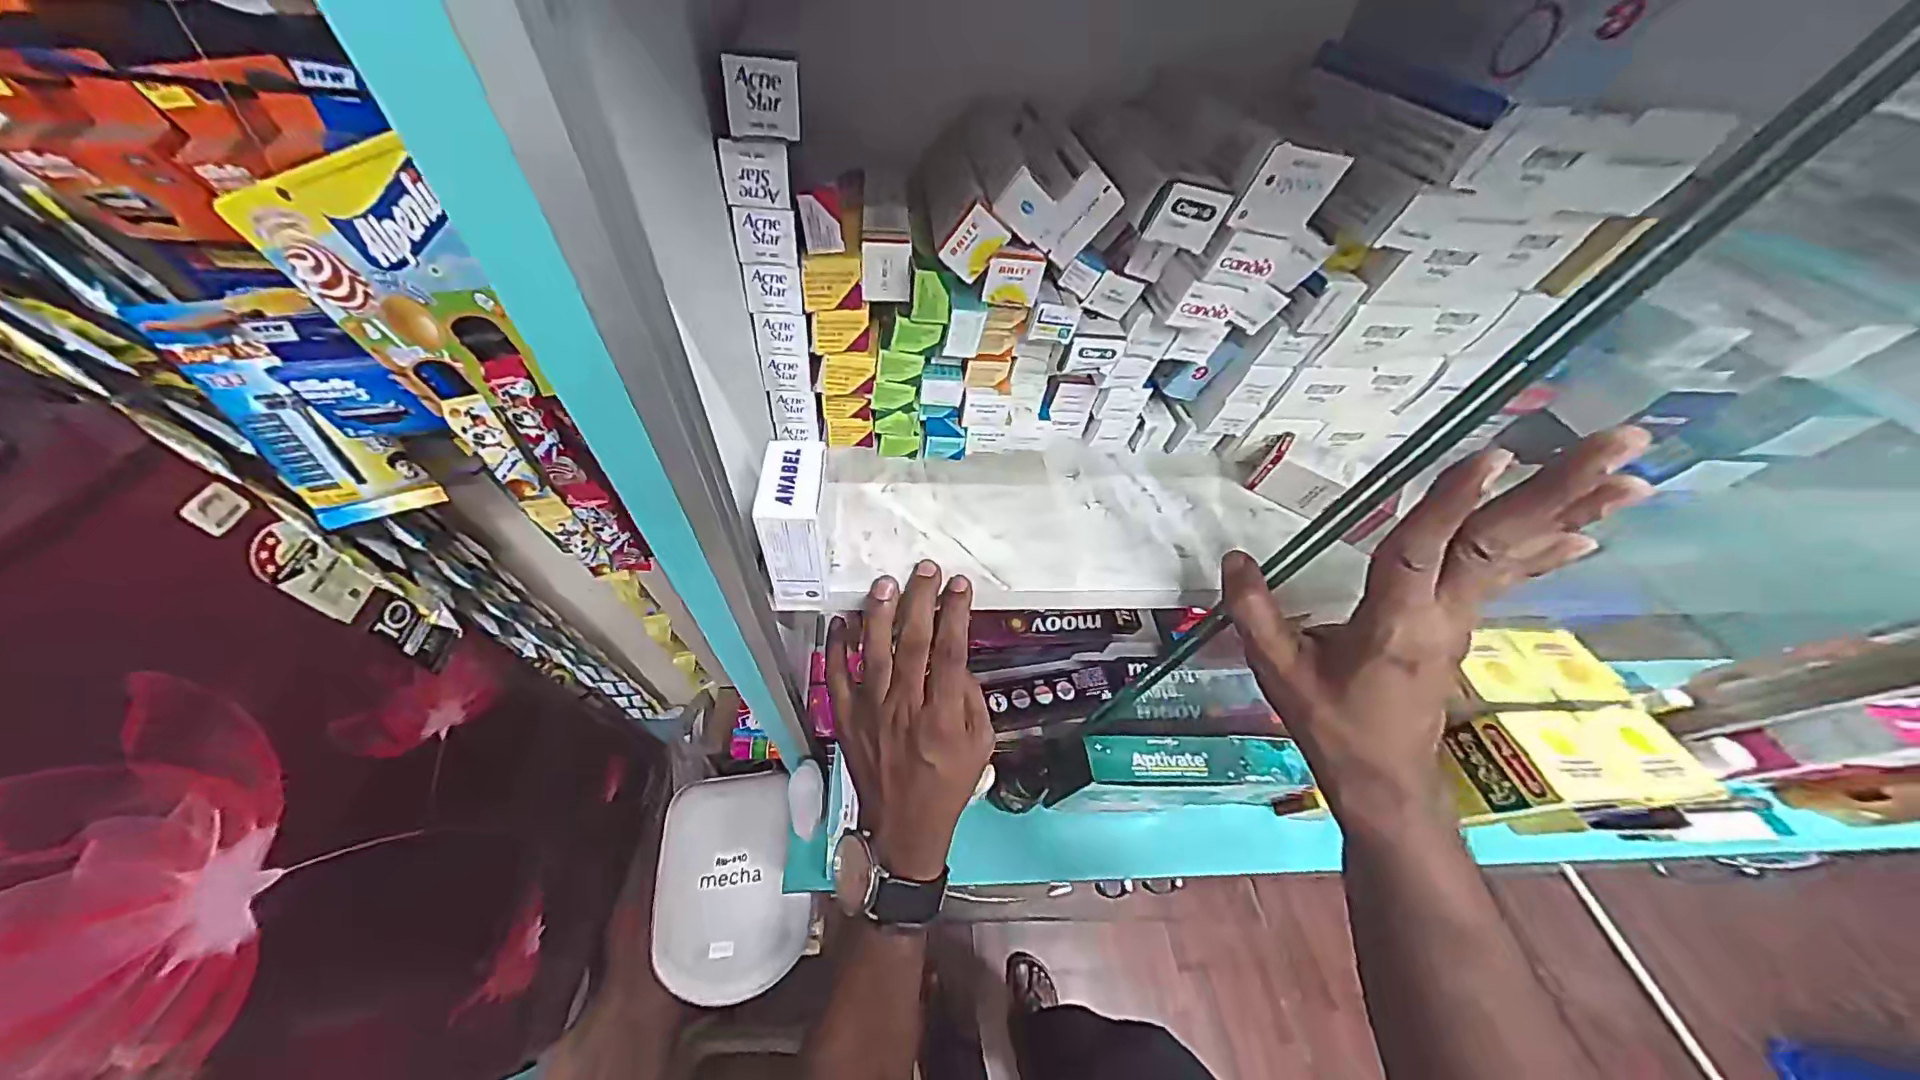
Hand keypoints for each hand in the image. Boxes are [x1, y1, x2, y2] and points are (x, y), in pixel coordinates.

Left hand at [826, 560, 994, 881]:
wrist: (904, 826)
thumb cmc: (948, 783)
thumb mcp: (979, 744)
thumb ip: (969, 699)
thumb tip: (954, 659)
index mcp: (942, 718)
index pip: (949, 653)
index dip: (955, 615)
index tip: (959, 586)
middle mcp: (904, 709)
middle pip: (912, 644)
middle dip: (921, 601)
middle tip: (925, 570)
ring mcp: (871, 713)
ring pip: (873, 653)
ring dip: (880, 615)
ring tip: (886, 584)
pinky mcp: (846, 719)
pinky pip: (837, 677)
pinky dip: (837, 648)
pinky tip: (842, 621)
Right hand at [1223, 427, 1653, 826]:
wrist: (1384, 781)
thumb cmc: (1332, 725)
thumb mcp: (1279, 672)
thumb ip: (1255, 613)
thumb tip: (1235, 558)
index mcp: (1395, 624)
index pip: (1424, 552)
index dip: (1451, 504)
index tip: (1492, 454)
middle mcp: (1442, 615)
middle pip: (1498, 543)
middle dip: (1557, 490)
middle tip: (1623, 441)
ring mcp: (1461, 620)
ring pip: (1517, 554)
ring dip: (1573, 508)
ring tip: (1631, 467)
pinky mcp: (1462, 626)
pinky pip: (1509, 575)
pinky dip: (1548, 545)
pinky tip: (1589, 526)